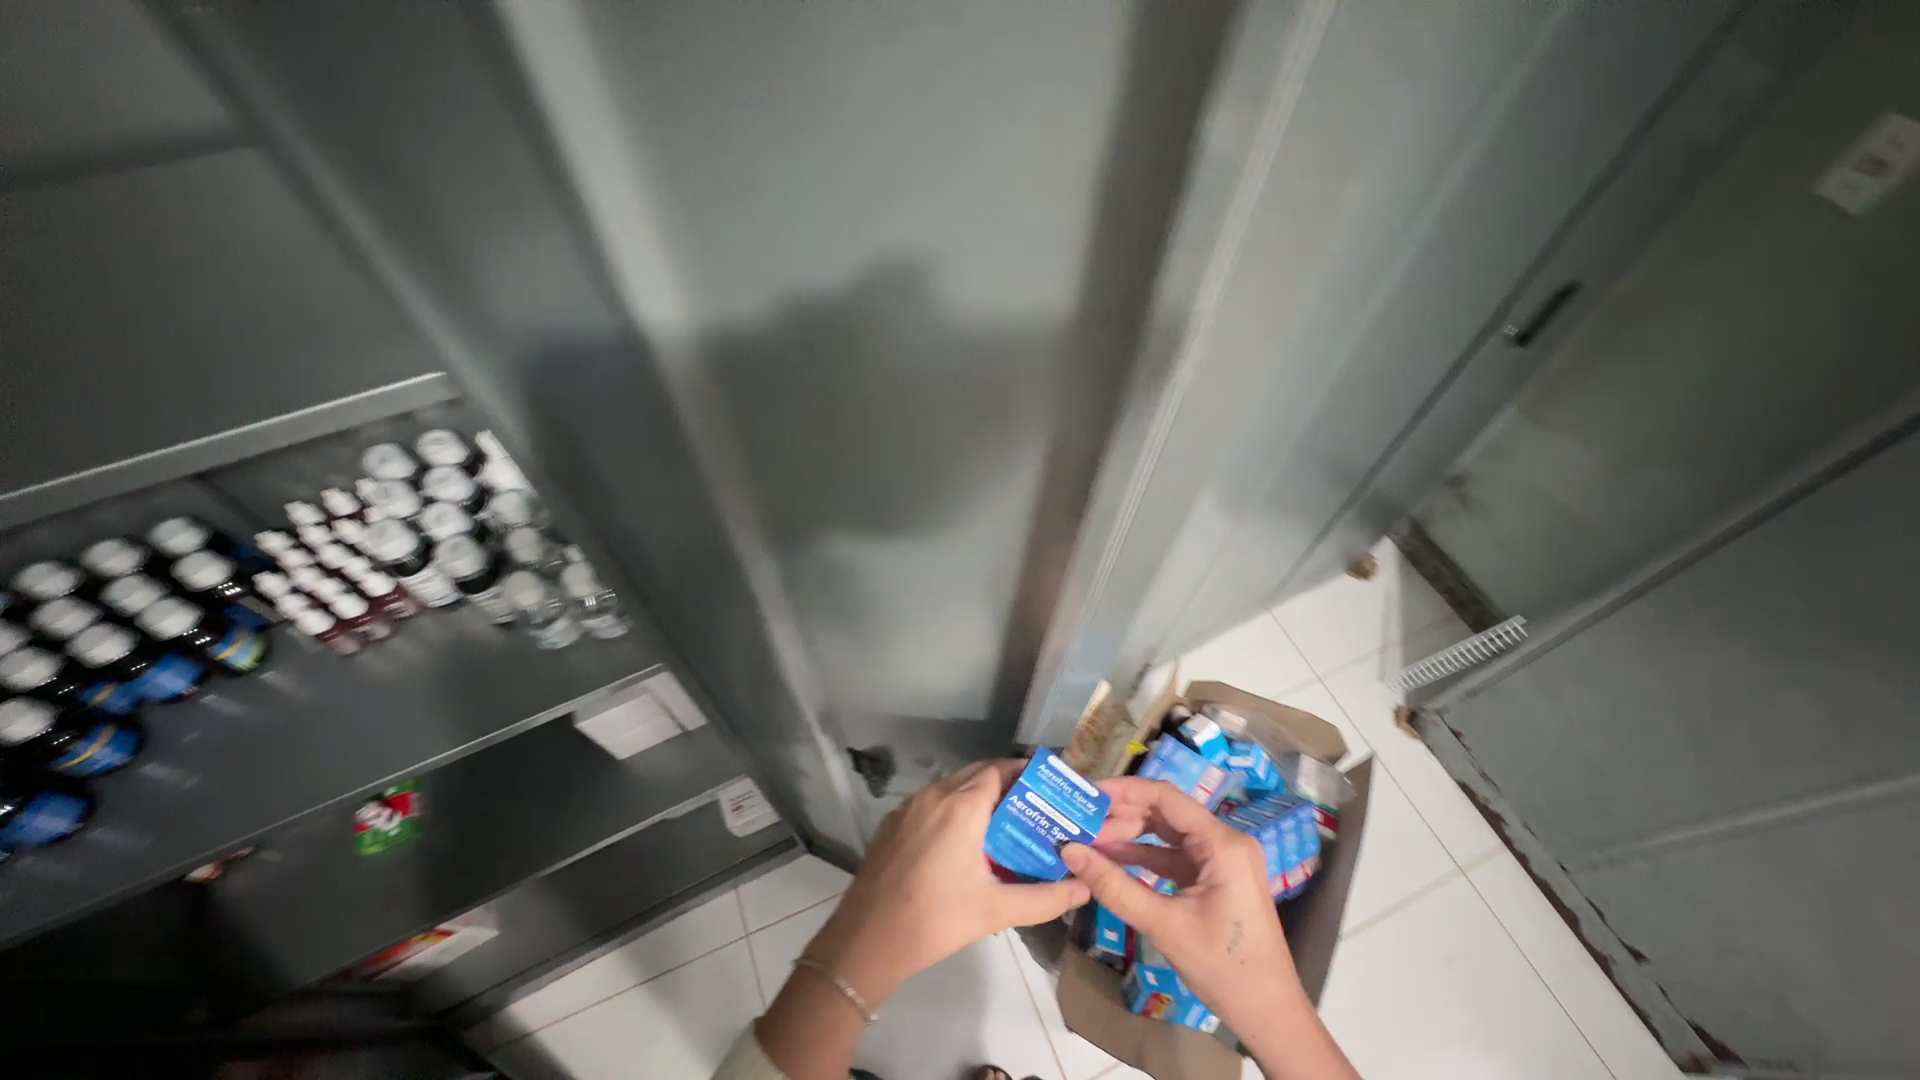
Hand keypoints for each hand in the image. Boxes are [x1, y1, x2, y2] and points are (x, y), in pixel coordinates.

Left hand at [804, 759, 1091, 1005]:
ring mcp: (908, 807)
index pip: (999, 769)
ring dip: (977, 796)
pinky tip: (964, 841)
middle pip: (976, 773)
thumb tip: (1084, 888)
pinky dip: (952, 808)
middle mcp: (934, 795)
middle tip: (1033, 806)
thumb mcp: (996, 910)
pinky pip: (931, 803)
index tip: (1048, 787)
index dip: (1024, 774)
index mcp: (961, 806)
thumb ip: (1045, 898)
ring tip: (1004, 823)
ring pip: (951, 787)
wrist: (867, 939)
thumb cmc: (936, 919)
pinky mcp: (892, 823)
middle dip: (1005, 783)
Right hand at [1061, 776, 1306, 1030]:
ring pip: (1167, 833)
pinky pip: (1173, 856)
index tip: (1085, 795)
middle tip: (1080, 824)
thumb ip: (1114, 886)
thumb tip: (1068, 850)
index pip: (1165, 797)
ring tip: (1087, 841)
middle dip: (1121, 817)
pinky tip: (1110, 861)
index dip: (1123, 791)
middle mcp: (1225, 841)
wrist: (1269, 1015)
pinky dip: (1143, 857)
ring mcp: (1221, 860)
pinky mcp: (1215, 878)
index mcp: (1222, 843)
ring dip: (1128, 837)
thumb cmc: (1224, 968)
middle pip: (1165, 812)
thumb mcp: (1164, 925)